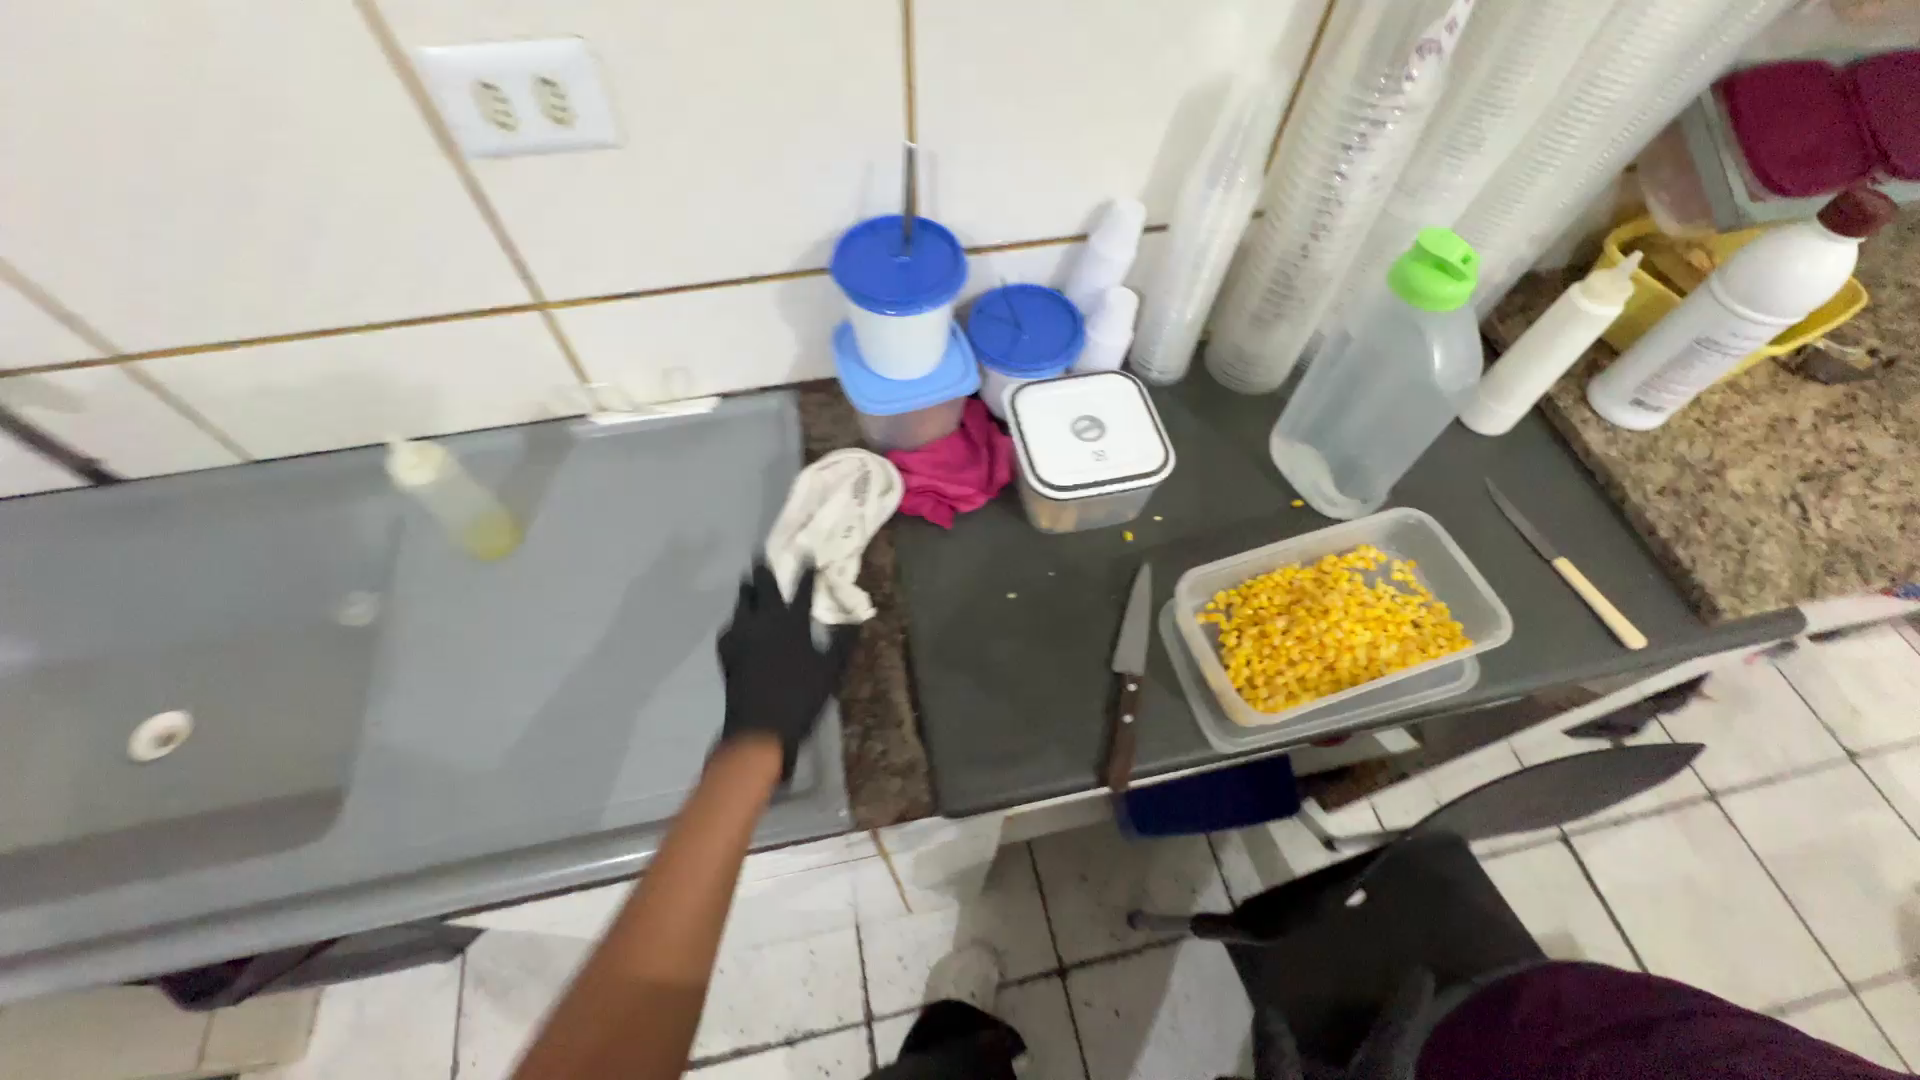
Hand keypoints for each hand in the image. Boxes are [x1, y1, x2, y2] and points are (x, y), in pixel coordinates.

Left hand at [716, 562, 858, 780]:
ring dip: (748, 590)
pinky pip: (731, 625)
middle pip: (762, 585)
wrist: (759, 726)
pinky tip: (740, 624)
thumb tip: (859, 619)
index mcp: (792, 623)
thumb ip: (843, 642)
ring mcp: (742, 633)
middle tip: (763, 556)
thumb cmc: (801, 697)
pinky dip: (738, 620)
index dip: (806, 570)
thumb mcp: (831, 670)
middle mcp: (764, 620)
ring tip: (750, 583)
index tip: (807, 552)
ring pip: (742, 601)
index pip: (802, 588)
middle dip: (764, 569)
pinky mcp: (727, 649)